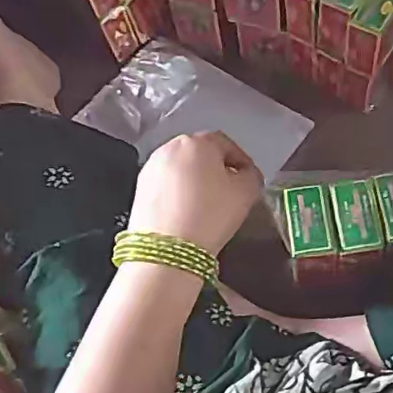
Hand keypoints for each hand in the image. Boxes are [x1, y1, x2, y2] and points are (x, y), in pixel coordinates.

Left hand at [127, 132, 261, 253]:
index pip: (226, 144)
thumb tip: (246, 174)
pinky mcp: (140, 189)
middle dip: (216, 170)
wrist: (168, 250)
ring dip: (196, 182)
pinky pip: (167, 186)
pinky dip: (179, 194)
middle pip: (201, 154)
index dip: (242, 161)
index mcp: (198, 143)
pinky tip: (188, 214)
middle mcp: (170, 148)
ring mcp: (151, 168)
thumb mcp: (246, 193)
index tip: (249, 178)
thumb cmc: (209, 216)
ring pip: (182, 170)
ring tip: (208, 206)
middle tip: (230, 193)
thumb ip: (252, 176)